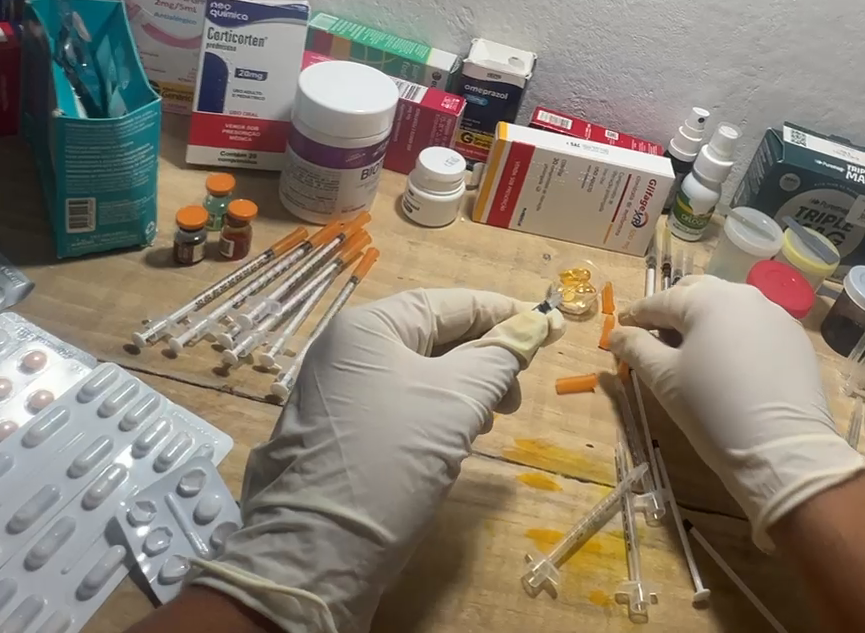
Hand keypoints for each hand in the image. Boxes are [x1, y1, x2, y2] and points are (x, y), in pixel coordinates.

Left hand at [188, 288, 562, 632]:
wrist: (313, 560)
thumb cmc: (391, 459)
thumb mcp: (458, 401)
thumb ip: (501, 355)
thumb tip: (538, 325)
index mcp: (370, 327)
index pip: (453, 303)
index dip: (505, 313)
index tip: (550, 325)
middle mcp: (350, 350)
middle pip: (437, 336)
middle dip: (486, 358)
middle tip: (518, 391)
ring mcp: (341, 392)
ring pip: (423, 373)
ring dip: (467, 388)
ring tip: (493, 418)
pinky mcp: (343, 432)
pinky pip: (404, 403)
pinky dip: (440, 411)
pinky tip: (461, 436)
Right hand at [607, 275, 864, 549]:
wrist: (784, 451)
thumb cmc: (713, 410)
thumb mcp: (664, 380)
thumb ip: (636, 348)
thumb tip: (616, 334)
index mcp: (707, 298)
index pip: (661, 300)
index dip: (637, 315)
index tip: (621, 329)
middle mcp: (742, 294)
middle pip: (696, 293)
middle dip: (672, 310)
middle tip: (656, 337)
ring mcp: (773, 313)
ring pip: (728, 306)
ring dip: (705, 320)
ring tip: (692, 350)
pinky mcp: (793, 336)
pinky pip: (755, 324)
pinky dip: (735, 334)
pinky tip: (730, 362)